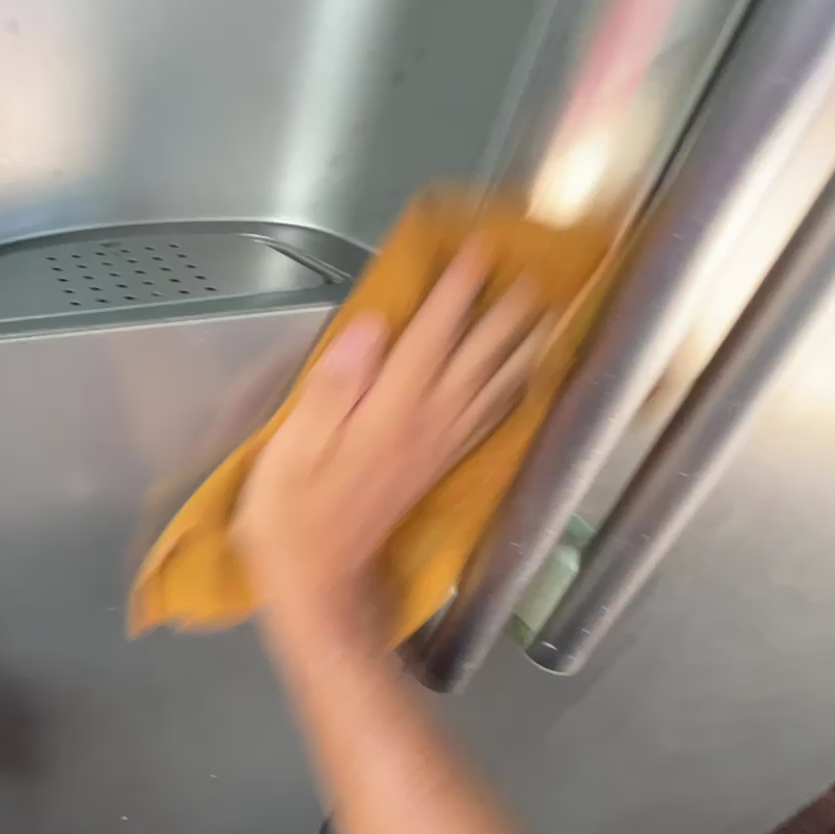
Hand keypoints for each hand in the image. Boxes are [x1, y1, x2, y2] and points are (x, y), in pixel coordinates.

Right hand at [233, 244, 542, 653]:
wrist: (318, 582)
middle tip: (530, 270)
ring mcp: (435, 449)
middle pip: (477, 357)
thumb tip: (367, 329)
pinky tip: (519, 381)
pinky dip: (511, 391)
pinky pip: (487, 420)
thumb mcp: (290, 452)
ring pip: (495, 386)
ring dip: (522, 345)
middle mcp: (424, 425)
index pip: (431, 338)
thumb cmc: (290, 518)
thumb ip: (330, 389)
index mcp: (387, 414)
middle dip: (504, 311)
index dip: (454, 292)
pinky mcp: (434, 469)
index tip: (475, 251)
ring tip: (544, 313)